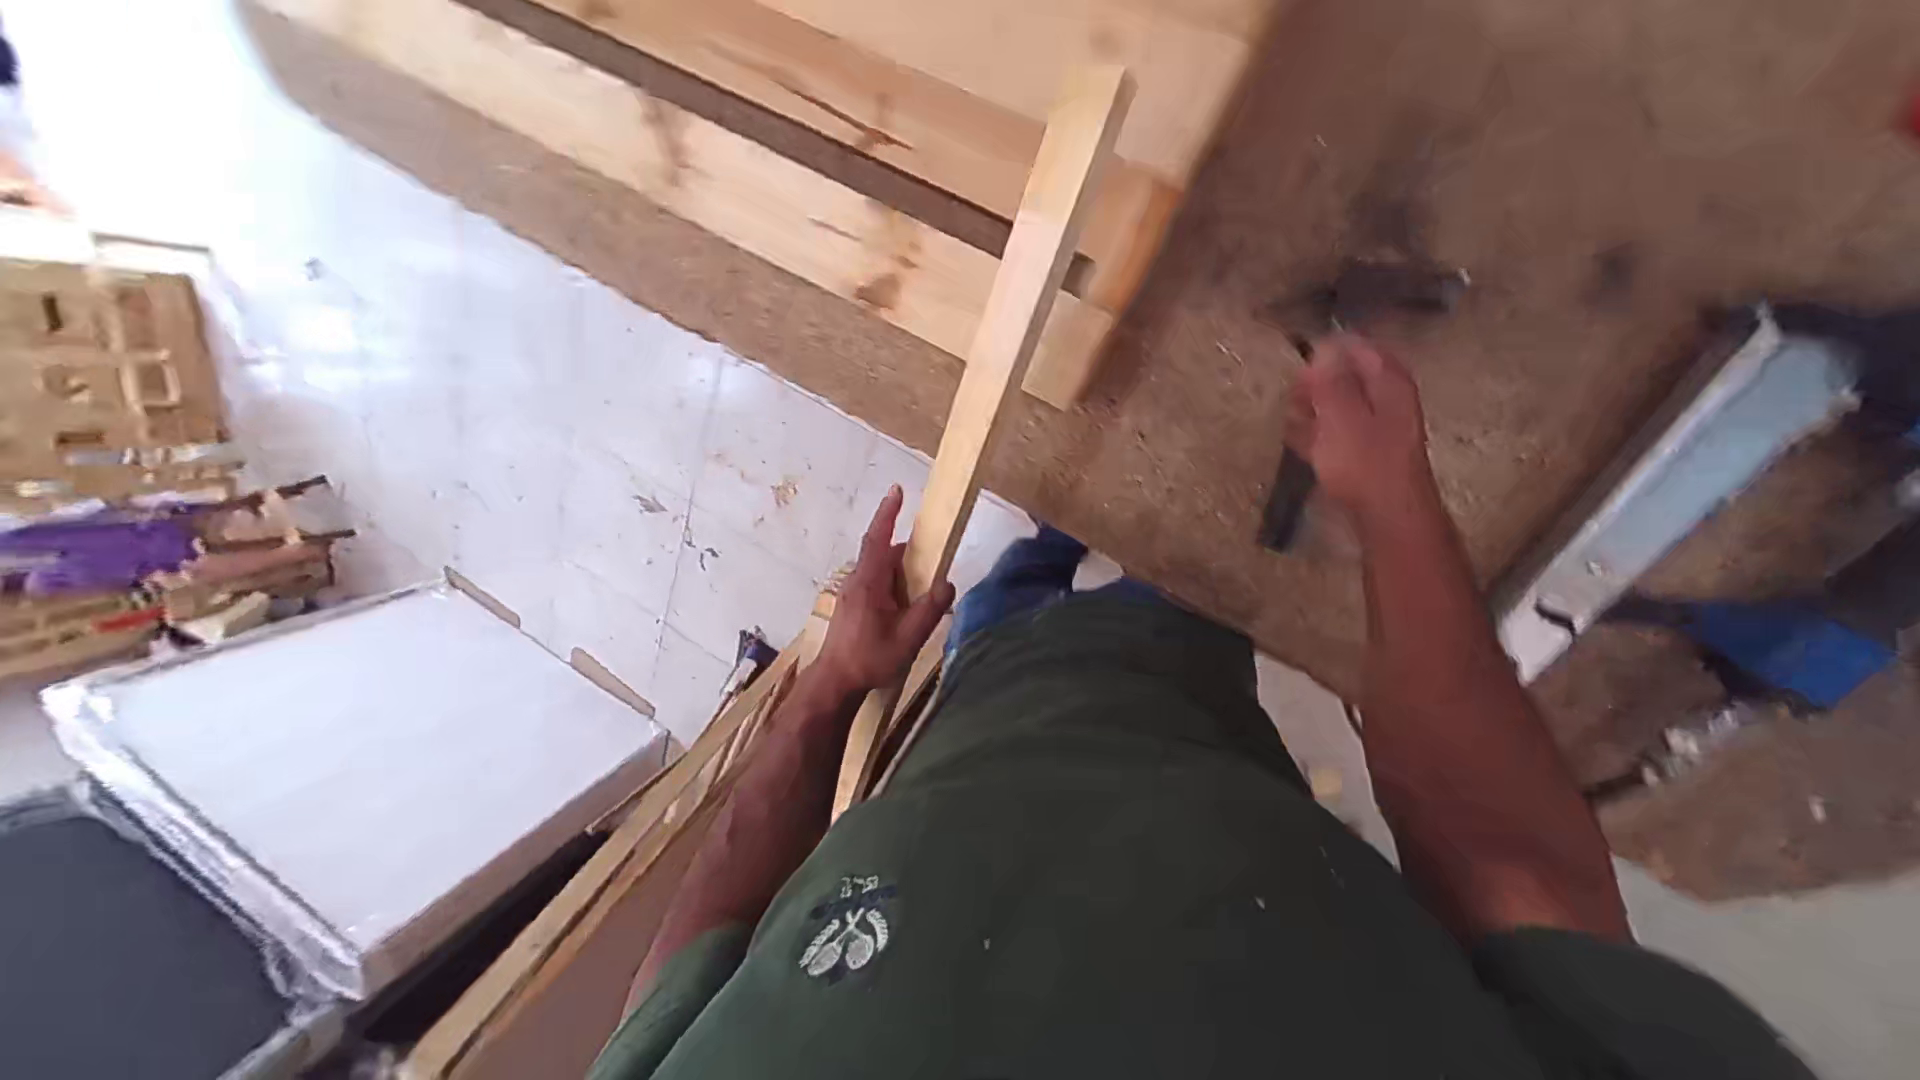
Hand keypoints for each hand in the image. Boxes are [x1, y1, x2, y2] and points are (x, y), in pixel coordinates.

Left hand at [814, 486, 955, 695]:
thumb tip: (948, 584)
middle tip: (930, 558)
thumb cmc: (869, 659)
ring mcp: (852, 592)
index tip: (897, 489)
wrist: (835, 682)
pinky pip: (876, 582)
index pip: (879, 538)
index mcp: (869, 582)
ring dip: (902, 573)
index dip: (888, 513)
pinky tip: (904, 606)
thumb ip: (929, 610)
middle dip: (908, 552)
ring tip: (920, 593)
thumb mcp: (907, 638)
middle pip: (883, 552)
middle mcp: (857, 581)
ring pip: (880, 569)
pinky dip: (894, 584)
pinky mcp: (853, 604)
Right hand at [1285, 334, 1436, 530]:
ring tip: (1289, 412)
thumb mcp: (1342, 417)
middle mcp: (1386, 401)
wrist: (1385, 514)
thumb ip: (1332, 381)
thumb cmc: (1363, 462)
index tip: (1299, 353)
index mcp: (1388, 384)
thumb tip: (1324, 346)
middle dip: (1318, 379)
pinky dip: (1315, 431)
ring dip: (1313, 406)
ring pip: (1339, 405)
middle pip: (1349, 376)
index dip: (1330, 347)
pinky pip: (1334, 431)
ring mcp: (1375, 428)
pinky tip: (1295, 437)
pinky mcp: (1361, 453)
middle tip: (1292, 389)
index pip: (1360, 348)